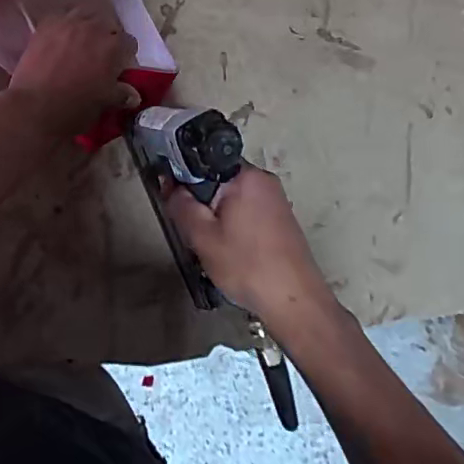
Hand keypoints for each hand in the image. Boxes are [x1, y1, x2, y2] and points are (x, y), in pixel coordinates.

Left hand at [5, 7, 138, 136]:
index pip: (129, 43)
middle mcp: (94, 28)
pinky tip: (61, 36)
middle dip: (107, 36)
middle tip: (100, 54)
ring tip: (82, 39)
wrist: (34, 106)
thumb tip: (133, 95)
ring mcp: (69, 23)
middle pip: (108, 24)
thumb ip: (121, 94)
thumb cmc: (75, 107)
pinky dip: (64, 23)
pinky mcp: (46, 25)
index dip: (126, 55)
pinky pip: (61, 15)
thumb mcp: (104, 103)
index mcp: (114, 47)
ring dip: (87, 24)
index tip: (119, 66)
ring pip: (85, 13)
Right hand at [163, 166, 335, 326]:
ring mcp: (276, 200)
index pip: (205, 163)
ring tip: (215, 247)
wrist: (294, 300)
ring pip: (233, 200)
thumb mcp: (202, 236)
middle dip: (203, 204)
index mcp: (246, 176)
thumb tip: (169, 185)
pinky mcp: (282, 219)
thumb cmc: (246, 265)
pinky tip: (234, 253)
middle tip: (196, 233)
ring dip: (219, 219)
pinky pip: (249, 213)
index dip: (184, 181)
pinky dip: (236, 227)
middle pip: (219, 182)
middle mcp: (264, 180)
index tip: (175, 202)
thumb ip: (181, 206)